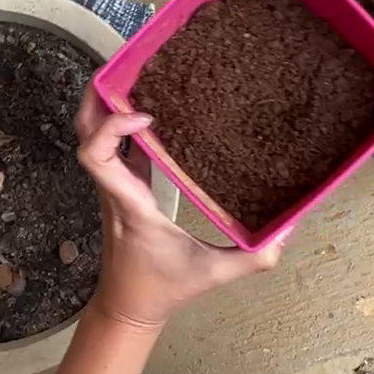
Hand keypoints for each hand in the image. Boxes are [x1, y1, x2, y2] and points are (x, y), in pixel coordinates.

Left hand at [74, 89, 284, 330]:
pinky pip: (115, 148)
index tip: (146, 116)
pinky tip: (152, 108)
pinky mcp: (123, 188)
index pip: (96, 157)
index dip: (111, 127)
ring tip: (135, 74)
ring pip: (93, 136)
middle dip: (96, 96)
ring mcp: (115, 186)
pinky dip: (123, 123)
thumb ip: (253, 258)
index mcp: (128, 203)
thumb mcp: (212, 274)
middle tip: (124, 66)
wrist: (128, 306)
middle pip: (84, 132)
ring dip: (105, 104)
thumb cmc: (162, 288)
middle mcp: (114, 188)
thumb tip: (289, 232)